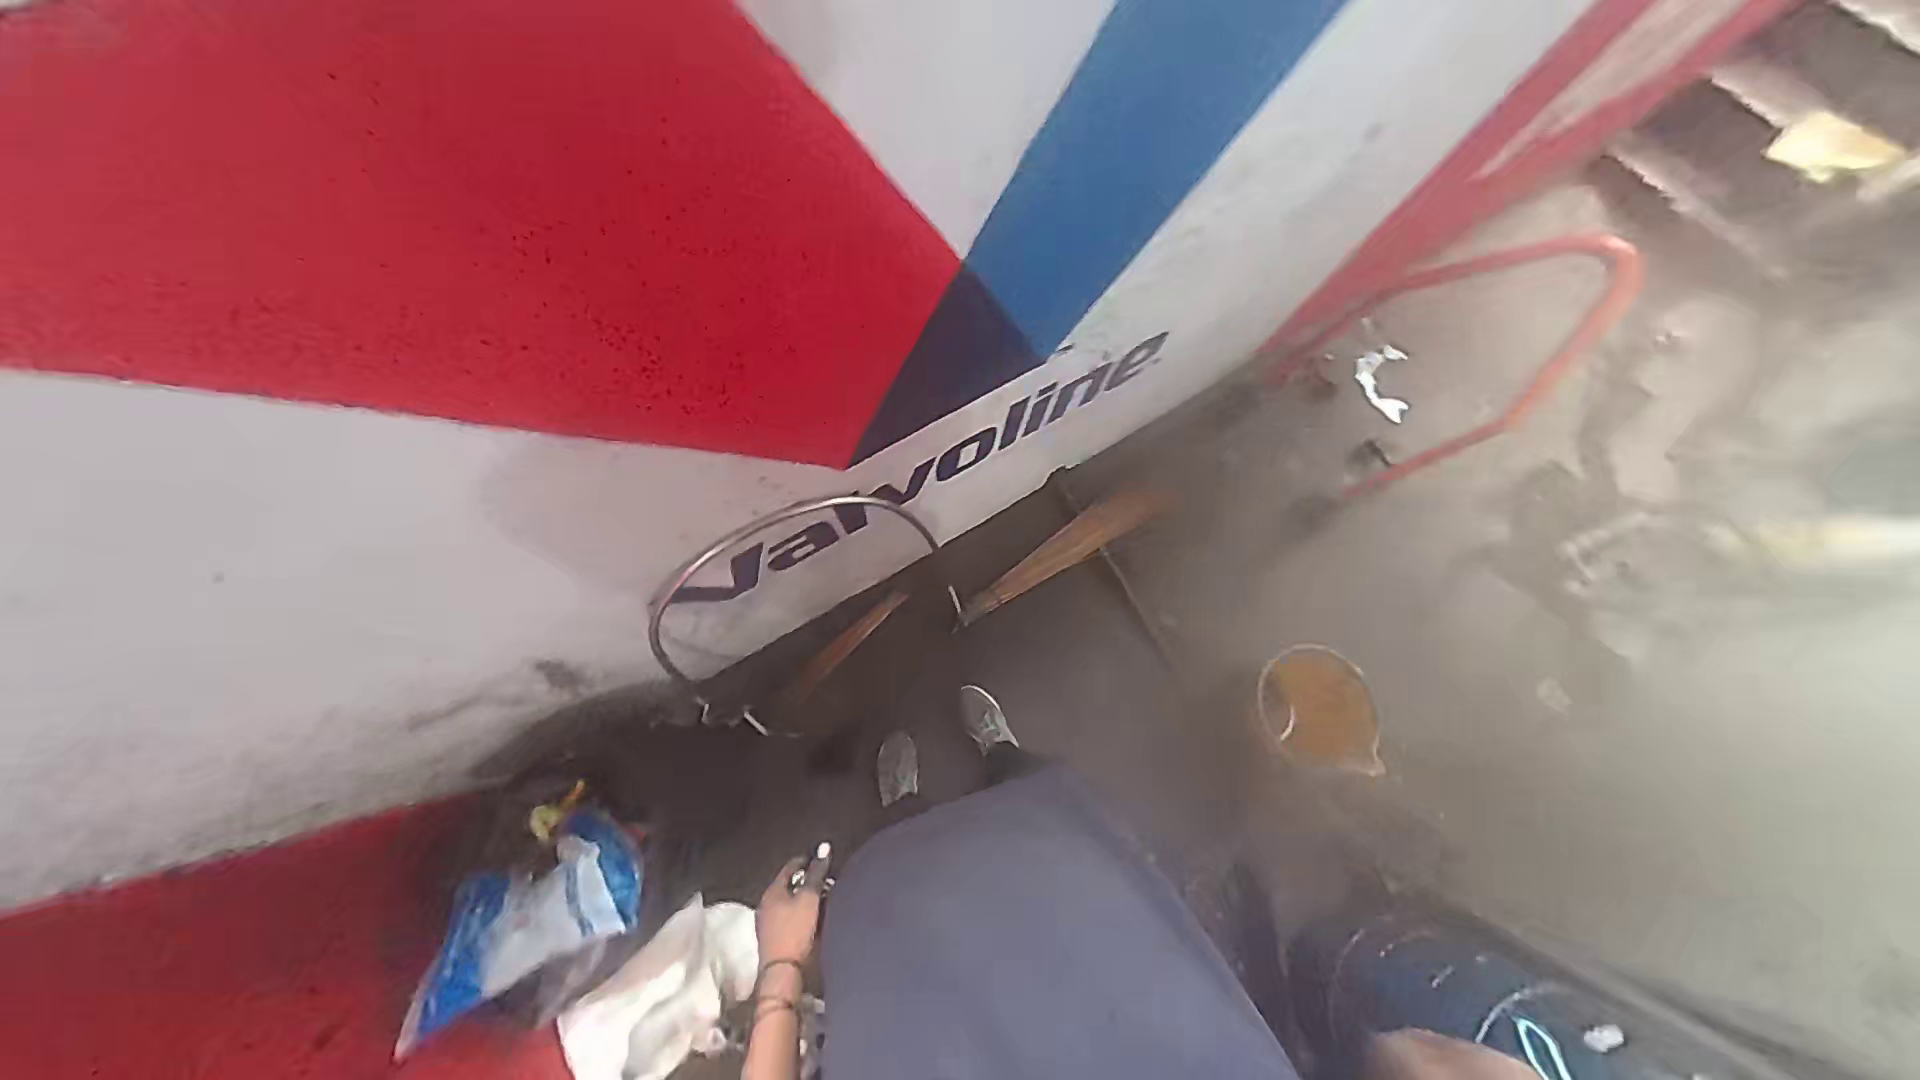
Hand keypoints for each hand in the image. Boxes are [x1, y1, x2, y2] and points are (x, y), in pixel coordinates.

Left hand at [756, 845, 829, 971]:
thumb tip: (823, 847)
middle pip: (789, 883)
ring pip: (789, 900)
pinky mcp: (773, 937)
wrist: (782, 973)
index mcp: (772, 890)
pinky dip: (801, 911)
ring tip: (824, 899)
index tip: (823, 861)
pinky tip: (813, 917)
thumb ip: (816, 872)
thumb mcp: (809, 898)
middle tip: (827, 881)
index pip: (791, 866)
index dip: (808, 861)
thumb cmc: (795, 930)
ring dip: (805, 897)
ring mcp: (767, 921)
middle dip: (808, 880)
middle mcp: (766, 903)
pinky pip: (788, 915)